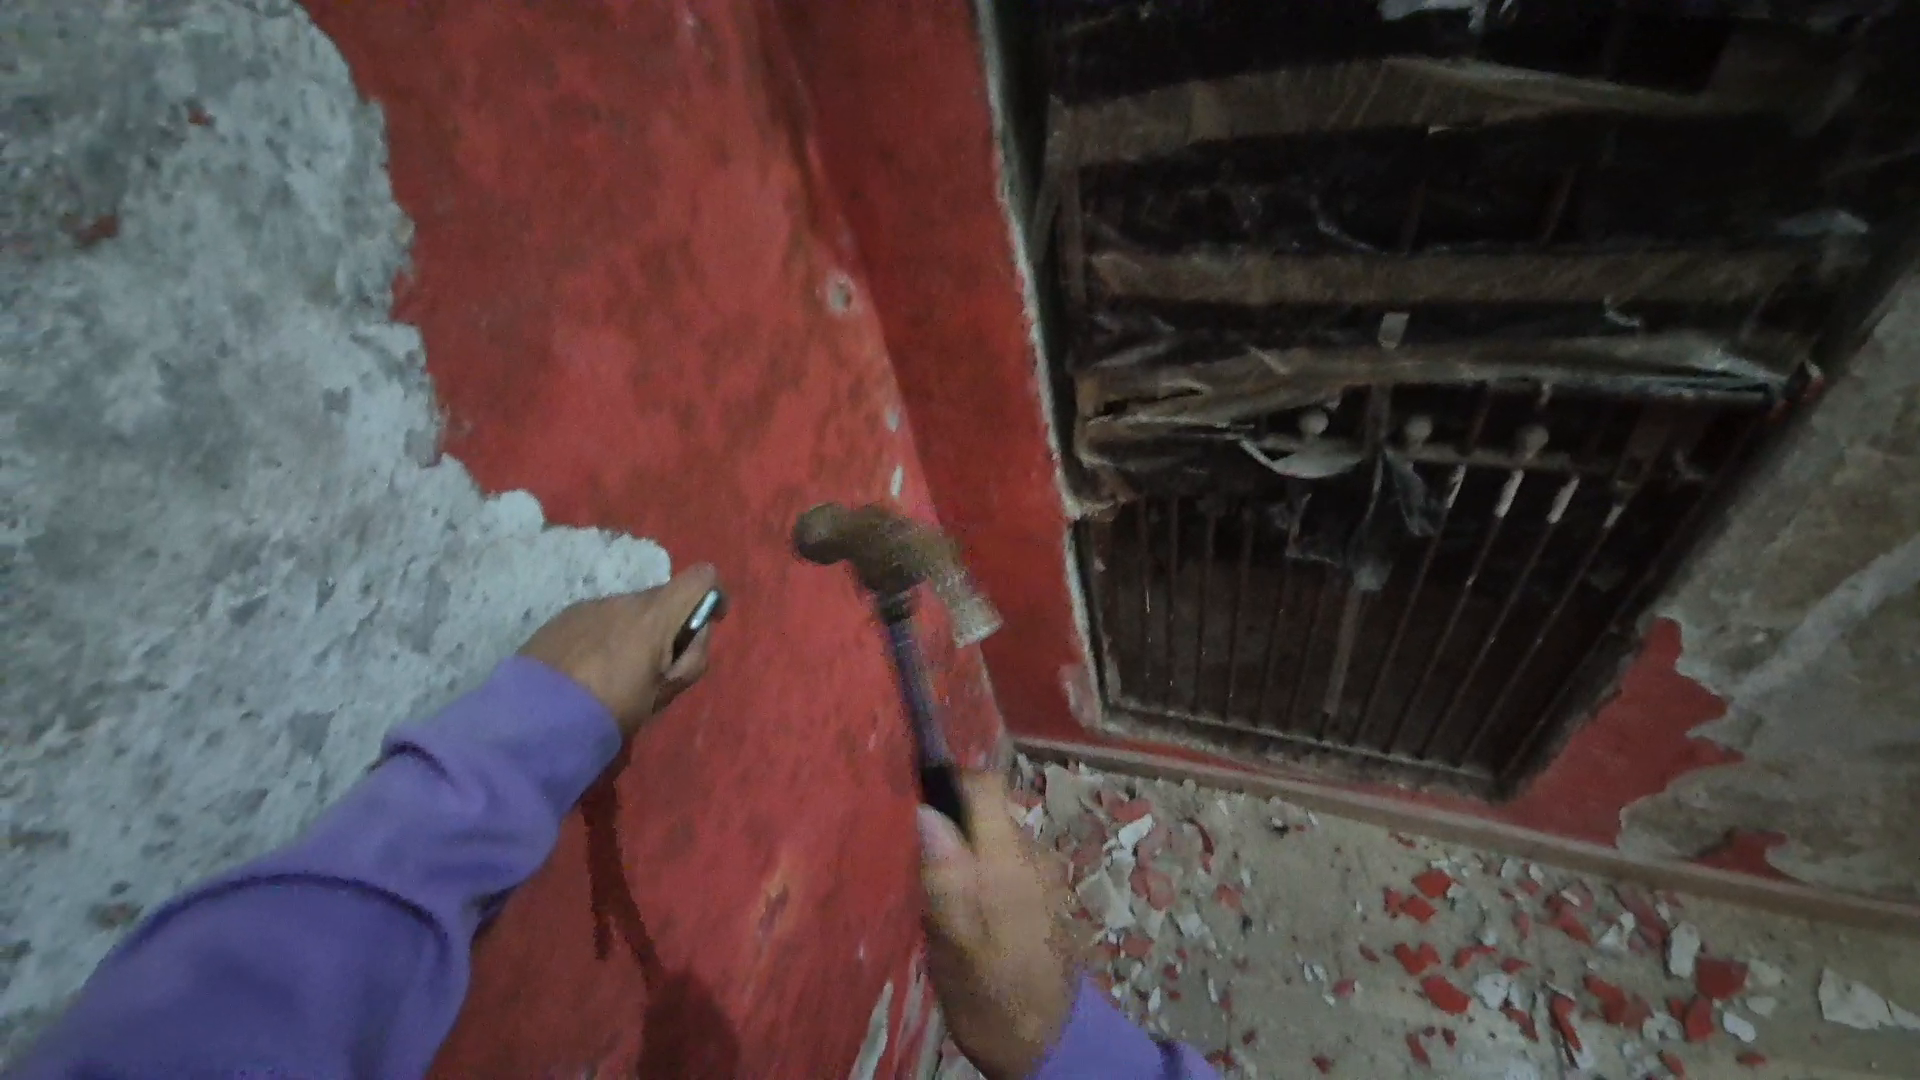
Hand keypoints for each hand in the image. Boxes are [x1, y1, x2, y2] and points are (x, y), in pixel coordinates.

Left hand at [518, 564, 724, 737]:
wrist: (533, 720)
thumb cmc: (612, 709)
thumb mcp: (665, 692)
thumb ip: (693, 657)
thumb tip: (699, 632)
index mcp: (655, 615)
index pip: (701, 577)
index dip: (711, 595)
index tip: (708, 622)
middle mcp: (624, 599)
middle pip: (662, 598)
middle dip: (668, 623)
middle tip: (655, 665)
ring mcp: (590, 606)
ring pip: (628, 610)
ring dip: (633, 630)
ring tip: (615, 671)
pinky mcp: (562, 617)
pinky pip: (598, 619)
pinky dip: (604, 636)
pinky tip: (587, 669)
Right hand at [918, 772, 1075, 1079]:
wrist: (1053, 1048)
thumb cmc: (994, 1000)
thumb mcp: (955, 945)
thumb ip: (944, 875)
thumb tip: (925, 811)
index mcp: (1008, 860)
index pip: (985, 785)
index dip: (950, 780)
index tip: (917, 797)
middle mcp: (1033, 854)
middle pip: (988, 810)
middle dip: (952, 822)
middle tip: (917, 858)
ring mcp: (1045, 873)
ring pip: (996, 836)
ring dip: (967, 850)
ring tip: (938, 889)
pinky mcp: (1047, 892)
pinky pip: (1008, 861)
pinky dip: (984, 870)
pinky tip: (967, 908)